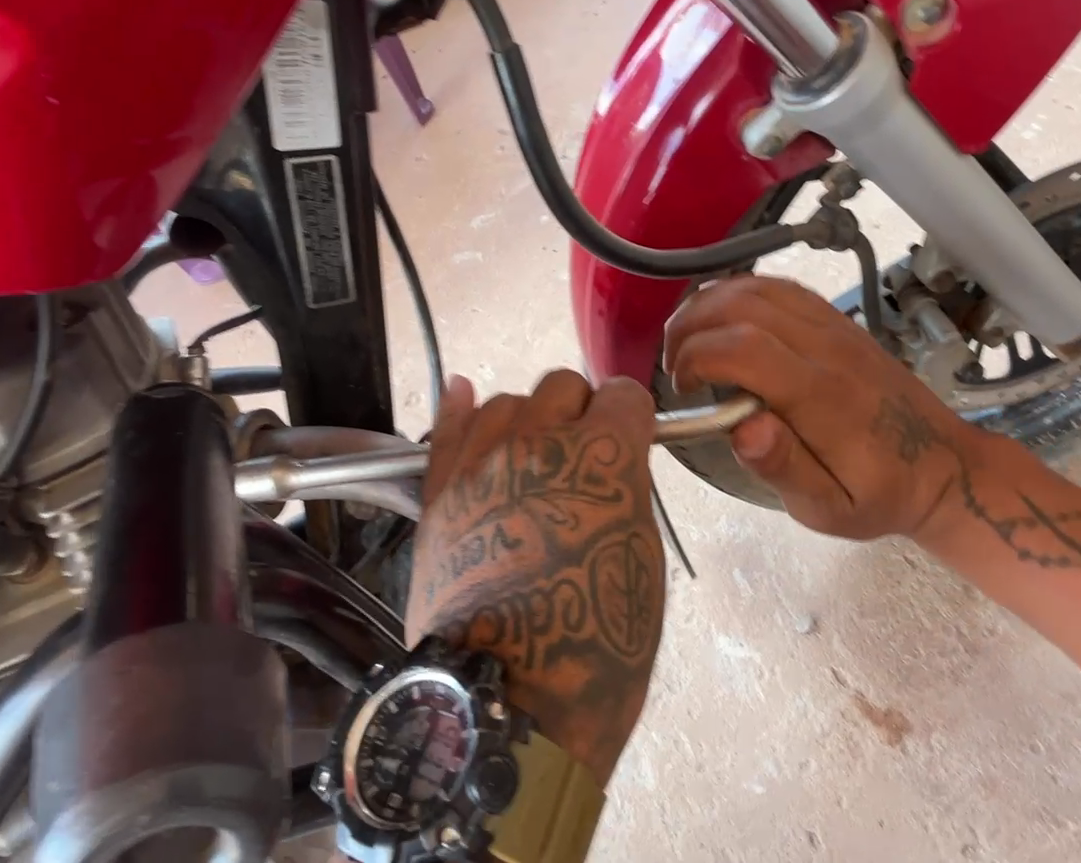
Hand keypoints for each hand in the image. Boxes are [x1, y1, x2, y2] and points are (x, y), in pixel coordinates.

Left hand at [407, 371, 662, 784]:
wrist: (510, 695)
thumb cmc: (598, 639)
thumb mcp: (641, 554)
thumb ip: (624, 487)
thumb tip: (609, 459)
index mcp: (605, 456)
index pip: (623, 394)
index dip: (629, 416)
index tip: (626, 436)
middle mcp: (540, 440)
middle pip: (561, 385)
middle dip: (578, 411)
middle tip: (579, 454)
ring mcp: (482, 460)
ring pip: (506, 400)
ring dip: (526, 421)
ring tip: (529, 459)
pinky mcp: (439, 488)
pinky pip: (448, 425)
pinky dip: (462, 409)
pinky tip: (466, 397)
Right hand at [662, 276, 988, 541]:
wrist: (943, 467)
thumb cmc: (878, 493)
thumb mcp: (829, 509)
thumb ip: (784, 469)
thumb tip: (744, 429)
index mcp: (822, 397)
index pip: (743, 348)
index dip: (696, 357)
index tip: (684, 388)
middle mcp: (828, 349)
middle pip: (742, 305)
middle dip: (690, 327)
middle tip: (674, 365)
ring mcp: (836, 327)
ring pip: (758, 287)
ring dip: (709, 305)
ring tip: (688, 342)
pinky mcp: (839, 320)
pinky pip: (780, 287)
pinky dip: (738, 293)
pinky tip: (722, 320)